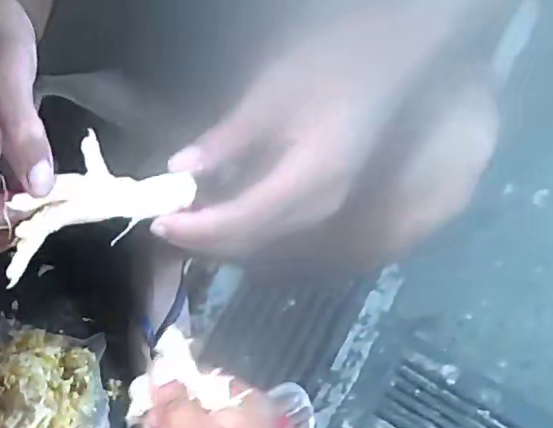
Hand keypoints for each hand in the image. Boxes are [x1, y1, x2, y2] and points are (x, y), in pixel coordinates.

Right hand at [0, 0, 53, 264]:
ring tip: (41, 193)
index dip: (18, 222)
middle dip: (13, 233)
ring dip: (14, 224)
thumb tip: (42, 188)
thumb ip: (25, 135)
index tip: (47, 199)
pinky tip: (32, 188)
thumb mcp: (11, 80)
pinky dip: (13, 211)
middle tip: (44, 203)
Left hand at [151, 11, 431, 257]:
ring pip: (258, 244)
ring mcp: (322, 214)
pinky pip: (270, 233)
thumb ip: (226, 140)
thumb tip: (180, 169)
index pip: (241, 222)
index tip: (159, 222)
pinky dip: (237, 230)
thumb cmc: (335, 62)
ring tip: (181, 221)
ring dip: (217, 240)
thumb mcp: (272, 94)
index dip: (197, 229)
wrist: (393, 59)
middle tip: (162, 225)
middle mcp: (317, 211)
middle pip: (247, 243)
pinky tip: (214, 213)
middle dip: (201, 241)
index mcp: (309, 182)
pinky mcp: (320, 209)